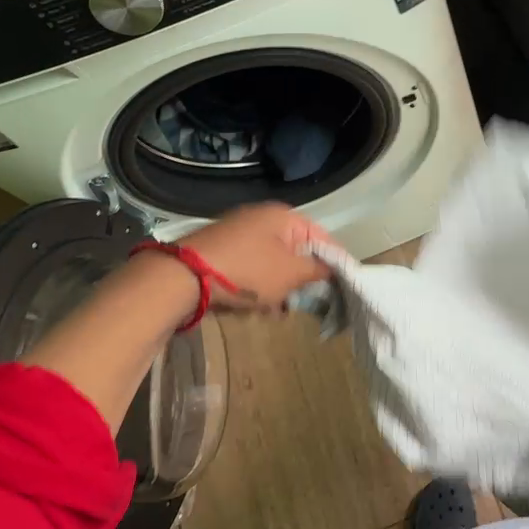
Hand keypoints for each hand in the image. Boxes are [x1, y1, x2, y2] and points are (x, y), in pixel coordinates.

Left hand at [178, 202, 333, 309]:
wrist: (183, 276)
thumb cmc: (248, 271)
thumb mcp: (291, 274)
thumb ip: (318, 271)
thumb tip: (332, 270)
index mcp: (283, 217)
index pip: (322, 236)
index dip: (335, 261)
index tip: (344, 285)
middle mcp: (262, 218)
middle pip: (296, 250)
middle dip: (302, 279)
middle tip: (307, 302)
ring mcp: (239, 233)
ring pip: (273, 263)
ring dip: (278, 288)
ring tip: (276, 311)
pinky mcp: (221, 250)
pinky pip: (251, 268)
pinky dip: (257, 286)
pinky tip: (255, 308)